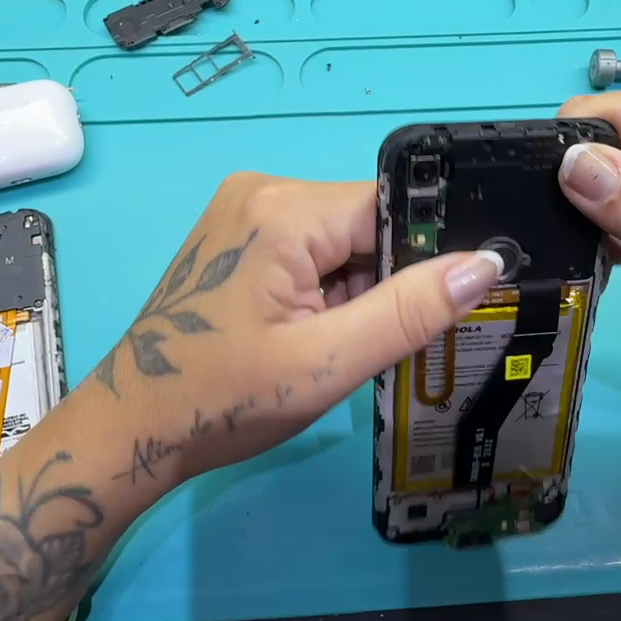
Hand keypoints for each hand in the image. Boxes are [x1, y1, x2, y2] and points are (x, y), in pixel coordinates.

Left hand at [82, 173, 502, 484]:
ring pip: (343, 240)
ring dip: (357, 290)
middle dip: (386, 280)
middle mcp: (264, 191)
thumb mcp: (327, 362)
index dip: (424, 256)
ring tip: (339, 343)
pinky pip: (312, 251)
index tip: (442, 307)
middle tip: (382, 340)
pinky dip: (329, 291)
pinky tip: (315, 332)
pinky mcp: (241, 239)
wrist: (135, 428)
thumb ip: (410, 311)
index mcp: (282, 210)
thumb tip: (486, 264)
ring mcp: (247, 213)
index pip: (388, 208)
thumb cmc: (224, 401)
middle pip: (366, 222)